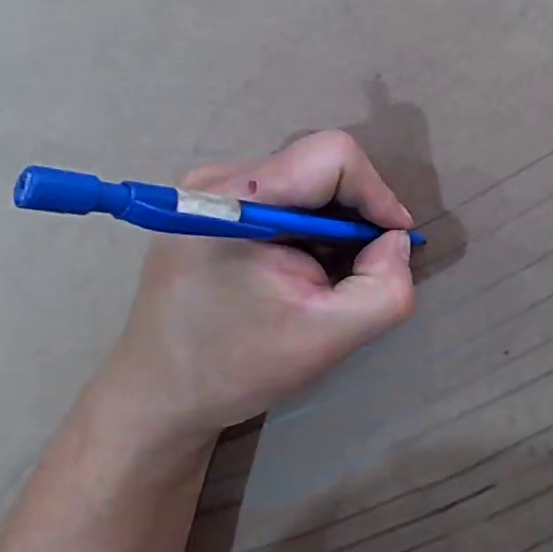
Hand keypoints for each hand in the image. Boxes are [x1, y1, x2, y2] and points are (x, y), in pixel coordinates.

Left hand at [101, 131, 417, 441]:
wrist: (157, 395)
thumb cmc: (235, 367)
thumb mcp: (327, 338)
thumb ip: (385, 289)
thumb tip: (396, 241)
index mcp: (236, 200)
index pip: (332, 156)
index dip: (375, 194)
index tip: (393, 242)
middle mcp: (217, 179)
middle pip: (318, 167)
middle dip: (355, 215)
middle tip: (362, 269)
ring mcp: (207, 191)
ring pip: (303, 183)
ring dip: (332, 225)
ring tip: (323, 278)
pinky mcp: (209, 208)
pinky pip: (282, 198)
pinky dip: (308, 230)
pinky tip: (296, 272)